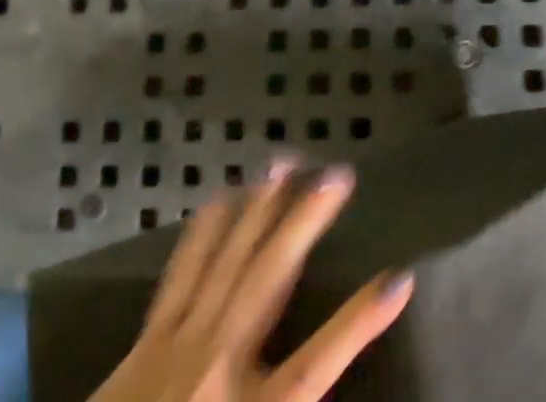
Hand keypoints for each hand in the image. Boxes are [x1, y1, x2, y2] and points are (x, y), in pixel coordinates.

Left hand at [90, 159, 413, 401]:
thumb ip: (293, 394)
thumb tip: (318, 380)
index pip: (318, 362)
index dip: (360, 320)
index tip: (399, 277)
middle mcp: (220, 363)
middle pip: (269, 280)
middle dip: (305, 223)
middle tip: (337, 173)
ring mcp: (178, 344)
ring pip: (224, 263)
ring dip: (255, 211)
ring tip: (279, 166)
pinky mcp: (147, 341)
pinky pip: (180, 276)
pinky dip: (201, 235)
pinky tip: (214, 203)